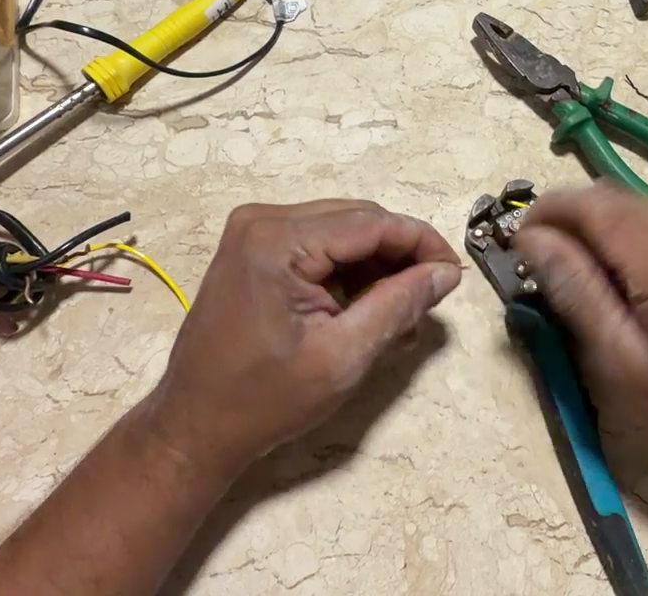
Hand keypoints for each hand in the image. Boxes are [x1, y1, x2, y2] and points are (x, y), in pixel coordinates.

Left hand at [142, 200, 461, 480]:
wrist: (193, 427)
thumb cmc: (263, 401)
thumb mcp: (342, 357)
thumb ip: (398, 305)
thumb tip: (446, 273)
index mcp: (277, 240)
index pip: (370, 223)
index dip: (421, 243)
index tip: (454, 274)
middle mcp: (263, 219)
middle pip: (358, 220)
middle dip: (400, 255)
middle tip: (431, 297)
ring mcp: (255, 230)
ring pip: (343, 230)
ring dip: (378, 264)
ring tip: (402, 311)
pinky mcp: (256, 246)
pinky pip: (320, 243)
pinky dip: (350, 270)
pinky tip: (369, 305)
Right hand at [515, 186, 647, 490]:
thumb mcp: (621, 364)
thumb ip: (576, 292)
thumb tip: (531, 240)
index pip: (595, 205)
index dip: (548, 211)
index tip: (514, 240)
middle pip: (613, 197)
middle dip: (567, 216)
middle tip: (533, 257)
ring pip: (634, 204)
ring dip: (593, 223)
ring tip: (566, 267)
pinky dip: (622, 233)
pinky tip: (610, 273)